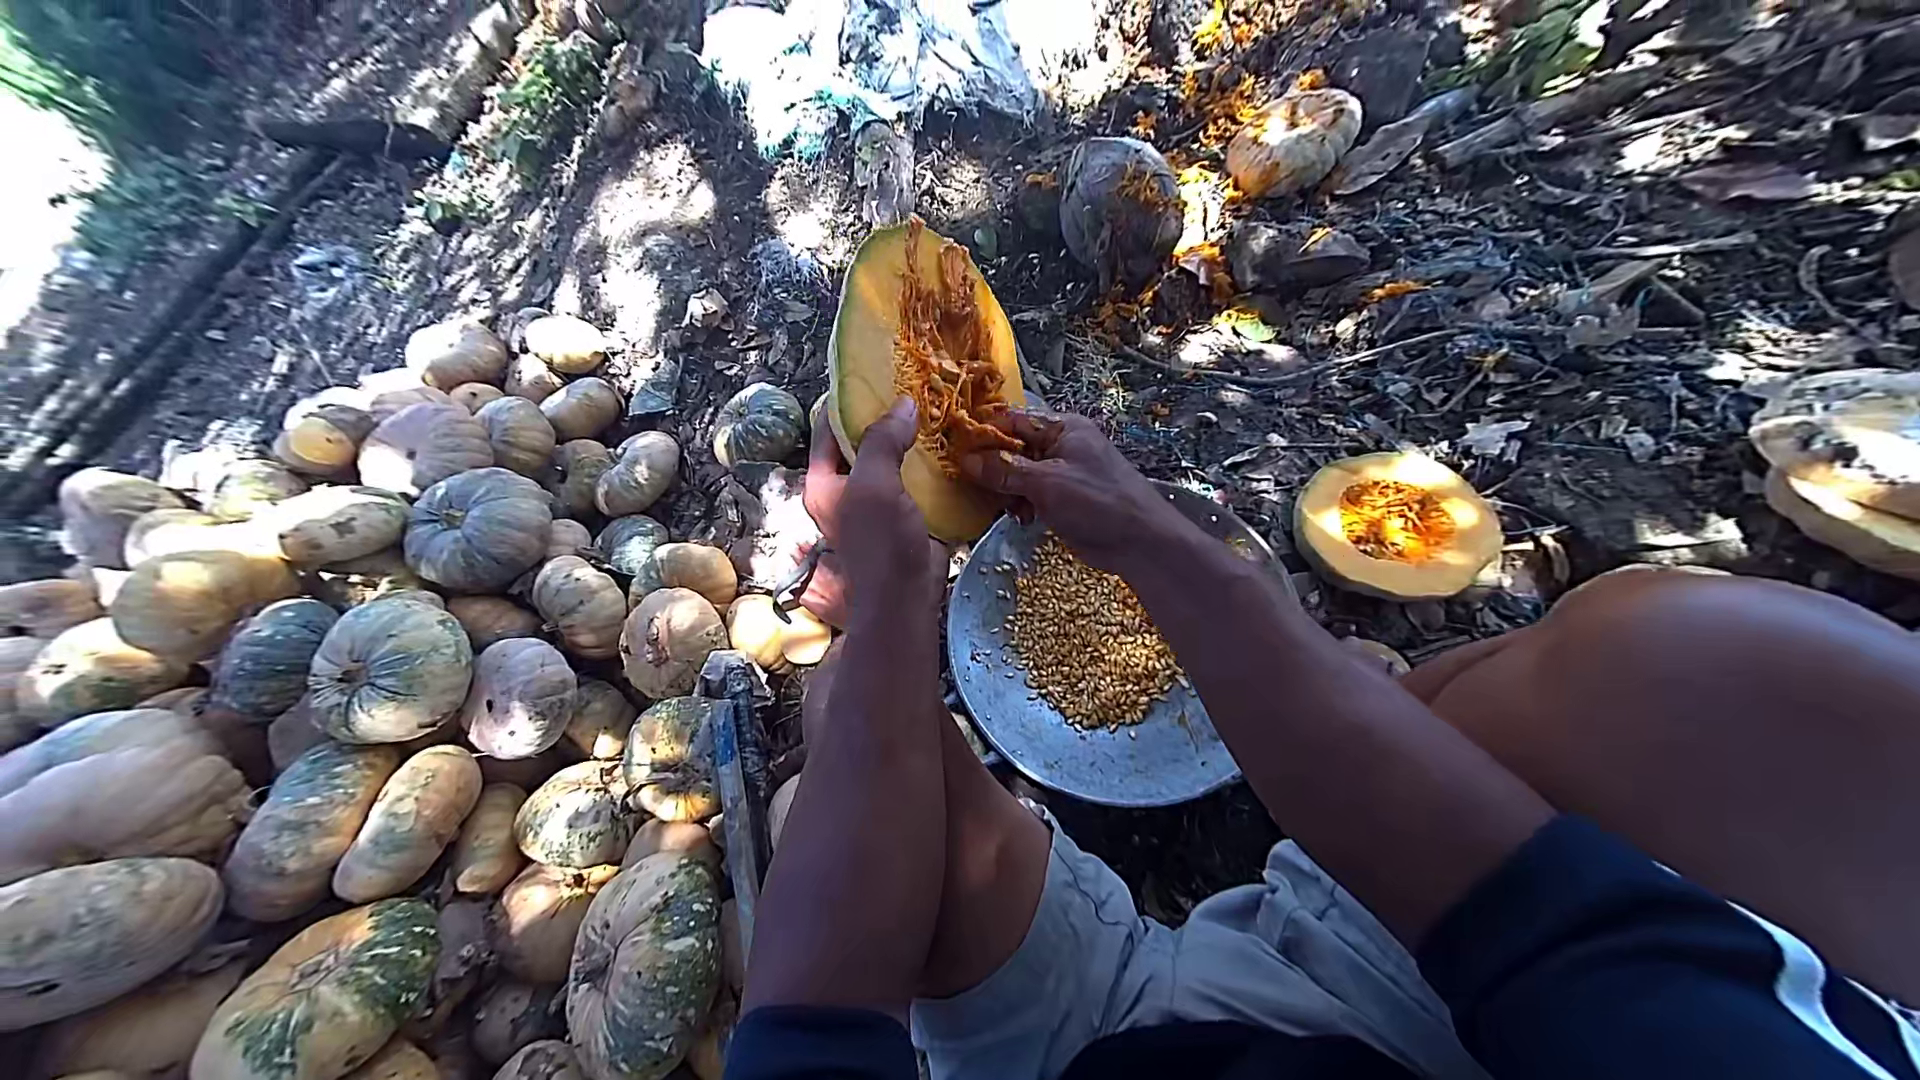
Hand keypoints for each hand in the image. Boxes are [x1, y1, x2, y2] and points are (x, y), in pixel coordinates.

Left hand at [823, 398, 940, 620]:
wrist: (907, 597)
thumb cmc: (881, 543)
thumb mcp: (874, 486)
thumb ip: (881, 441)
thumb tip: (903, 404)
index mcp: (824, 481)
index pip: (829, 427)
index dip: (851, 400)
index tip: (879, 375)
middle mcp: (846, 489)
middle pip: (862, 441)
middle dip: (887, 417)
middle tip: (916, 390)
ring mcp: (876, 502)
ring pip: (892, 458)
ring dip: (911, 439)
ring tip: (937, 410)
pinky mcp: (904, 513)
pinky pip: (914, 478)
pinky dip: (928, 462)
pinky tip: (948, 444)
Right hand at [957, 409, 1185, 573]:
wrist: (1139, 542)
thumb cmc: (1098, 502)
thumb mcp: (1047, 483)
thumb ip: (1006, 470)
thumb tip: (968, 460)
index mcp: (1063, 428)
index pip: (1013, 421)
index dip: (985, 434)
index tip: (958, 450)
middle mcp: (1061, 446)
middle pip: (1013, 448)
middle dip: (994, 467)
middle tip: (977, 486)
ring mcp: (1061, 473)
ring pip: (1018, 474)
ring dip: (1007, 491)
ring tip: (1011, 508)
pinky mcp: (1060, 499)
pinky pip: (1029, 494)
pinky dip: (1021, 505)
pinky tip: (1023, 518)